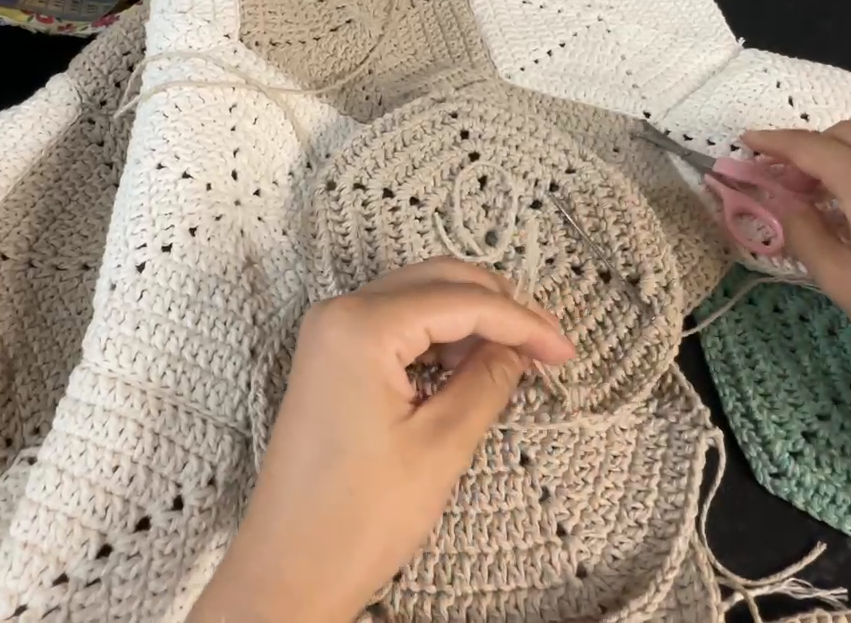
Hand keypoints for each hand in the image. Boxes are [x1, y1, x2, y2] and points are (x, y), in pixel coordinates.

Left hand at [188, 258, 576, 622]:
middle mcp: (341, 309)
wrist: (286, 571)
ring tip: (517, 356)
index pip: (460, 300)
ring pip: (419, 295)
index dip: (521, 321)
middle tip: (546, 344)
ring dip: (471, 317)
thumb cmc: (357, 518)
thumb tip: (520, 348)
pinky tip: (472, 362)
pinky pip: (398, 322)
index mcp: (362, 325)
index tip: (565, 350)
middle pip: (438, 280)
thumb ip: (487, 381)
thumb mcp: (439, 447)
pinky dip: (440, 334)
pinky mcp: (333, 352)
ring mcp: (332, 329)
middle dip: (498, 306)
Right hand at [744, 122, 850, 398]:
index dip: (773, 142)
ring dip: (849, 147)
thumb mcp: (841, 279)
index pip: (809, 148)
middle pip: (844, 134)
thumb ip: (802, 231)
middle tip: (787, 184)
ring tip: (835, 182)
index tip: (747, 141)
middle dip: (808, 149)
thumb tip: (781, 201)